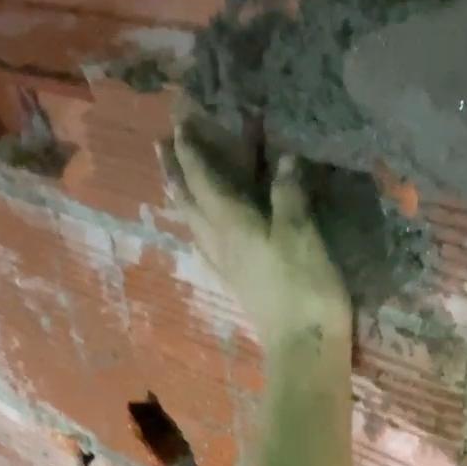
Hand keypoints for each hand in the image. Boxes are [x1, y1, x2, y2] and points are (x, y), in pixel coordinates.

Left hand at [163, 125, 351, 364]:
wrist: (304, 347)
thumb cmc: (304, 287)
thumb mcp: (301, 234)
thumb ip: (288, 194)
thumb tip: (282, 158)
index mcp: (231, 221)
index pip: (204, 176)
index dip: (192, 147)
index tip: (181, 118)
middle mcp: (219, 240)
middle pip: (189, 199)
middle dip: (176, 169)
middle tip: (162, 144)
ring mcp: (227, 266)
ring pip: (195, 222)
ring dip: (182, 196)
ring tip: (175, 180)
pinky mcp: (238, 285)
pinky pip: (208, 245)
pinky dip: (200, 227)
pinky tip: (204, 232)